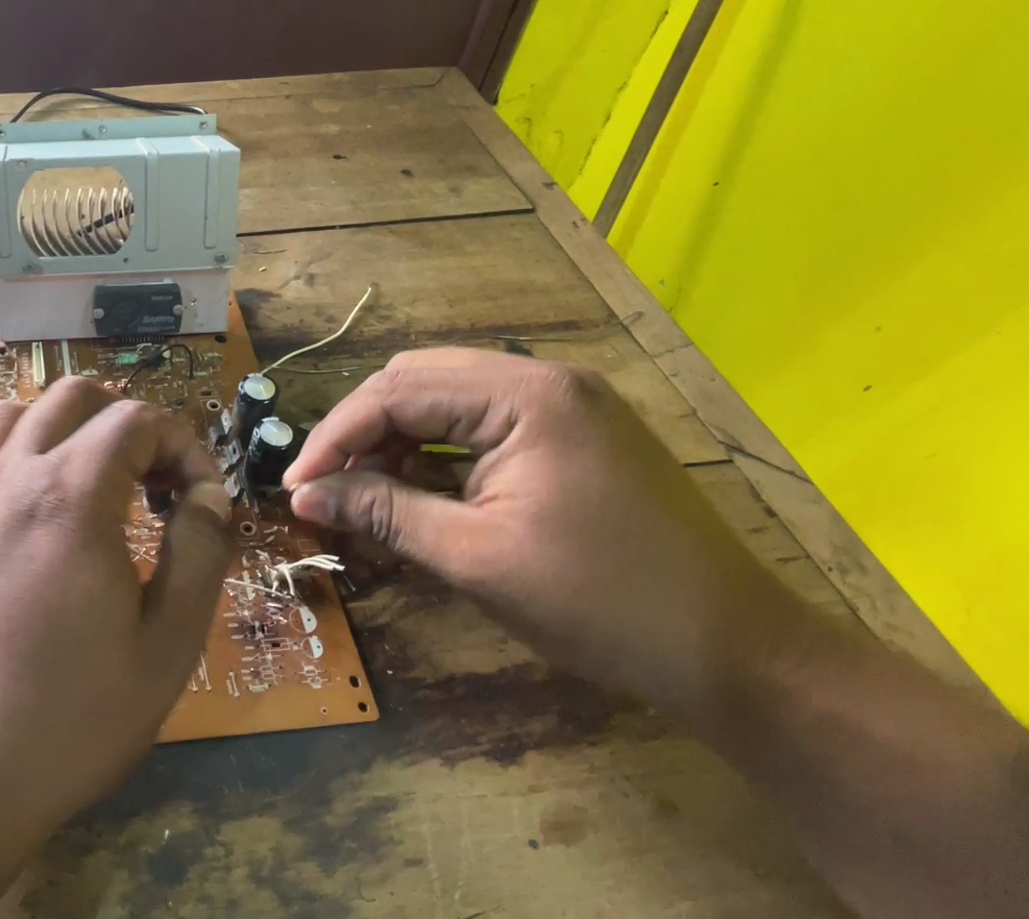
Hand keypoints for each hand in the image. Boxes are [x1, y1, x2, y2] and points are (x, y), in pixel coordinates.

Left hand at [0, 377, 232, 917]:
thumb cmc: (75, 715)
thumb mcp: (168, 642)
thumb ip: (200, 551)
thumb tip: (208, 496)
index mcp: (71, 494)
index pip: (137, 420)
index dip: (184, 446)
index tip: (202, 500)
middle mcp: (11, 480)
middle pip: (70, 398)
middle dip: (126, 421)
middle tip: (156, 480)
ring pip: (7, 417)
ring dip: (59, 428)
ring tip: (93, 479)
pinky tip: (12, 505)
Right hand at [281, 347, 796, 716]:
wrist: (734, 650)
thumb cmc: (599, 603)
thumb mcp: (474, 557)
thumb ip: (381, 512)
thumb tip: (300, 494)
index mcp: (526, 396)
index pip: (398, 392)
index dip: (335, 437)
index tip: (294, 485)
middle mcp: (545, 379)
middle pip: (420, 380)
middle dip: (362, 430)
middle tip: (326, 485)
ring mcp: (566, 403)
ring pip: (447, 397)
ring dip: (397, 438)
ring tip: (366, 491)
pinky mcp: (574, 432)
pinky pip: (482, 421)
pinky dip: (438, 450)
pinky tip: (419, 488)